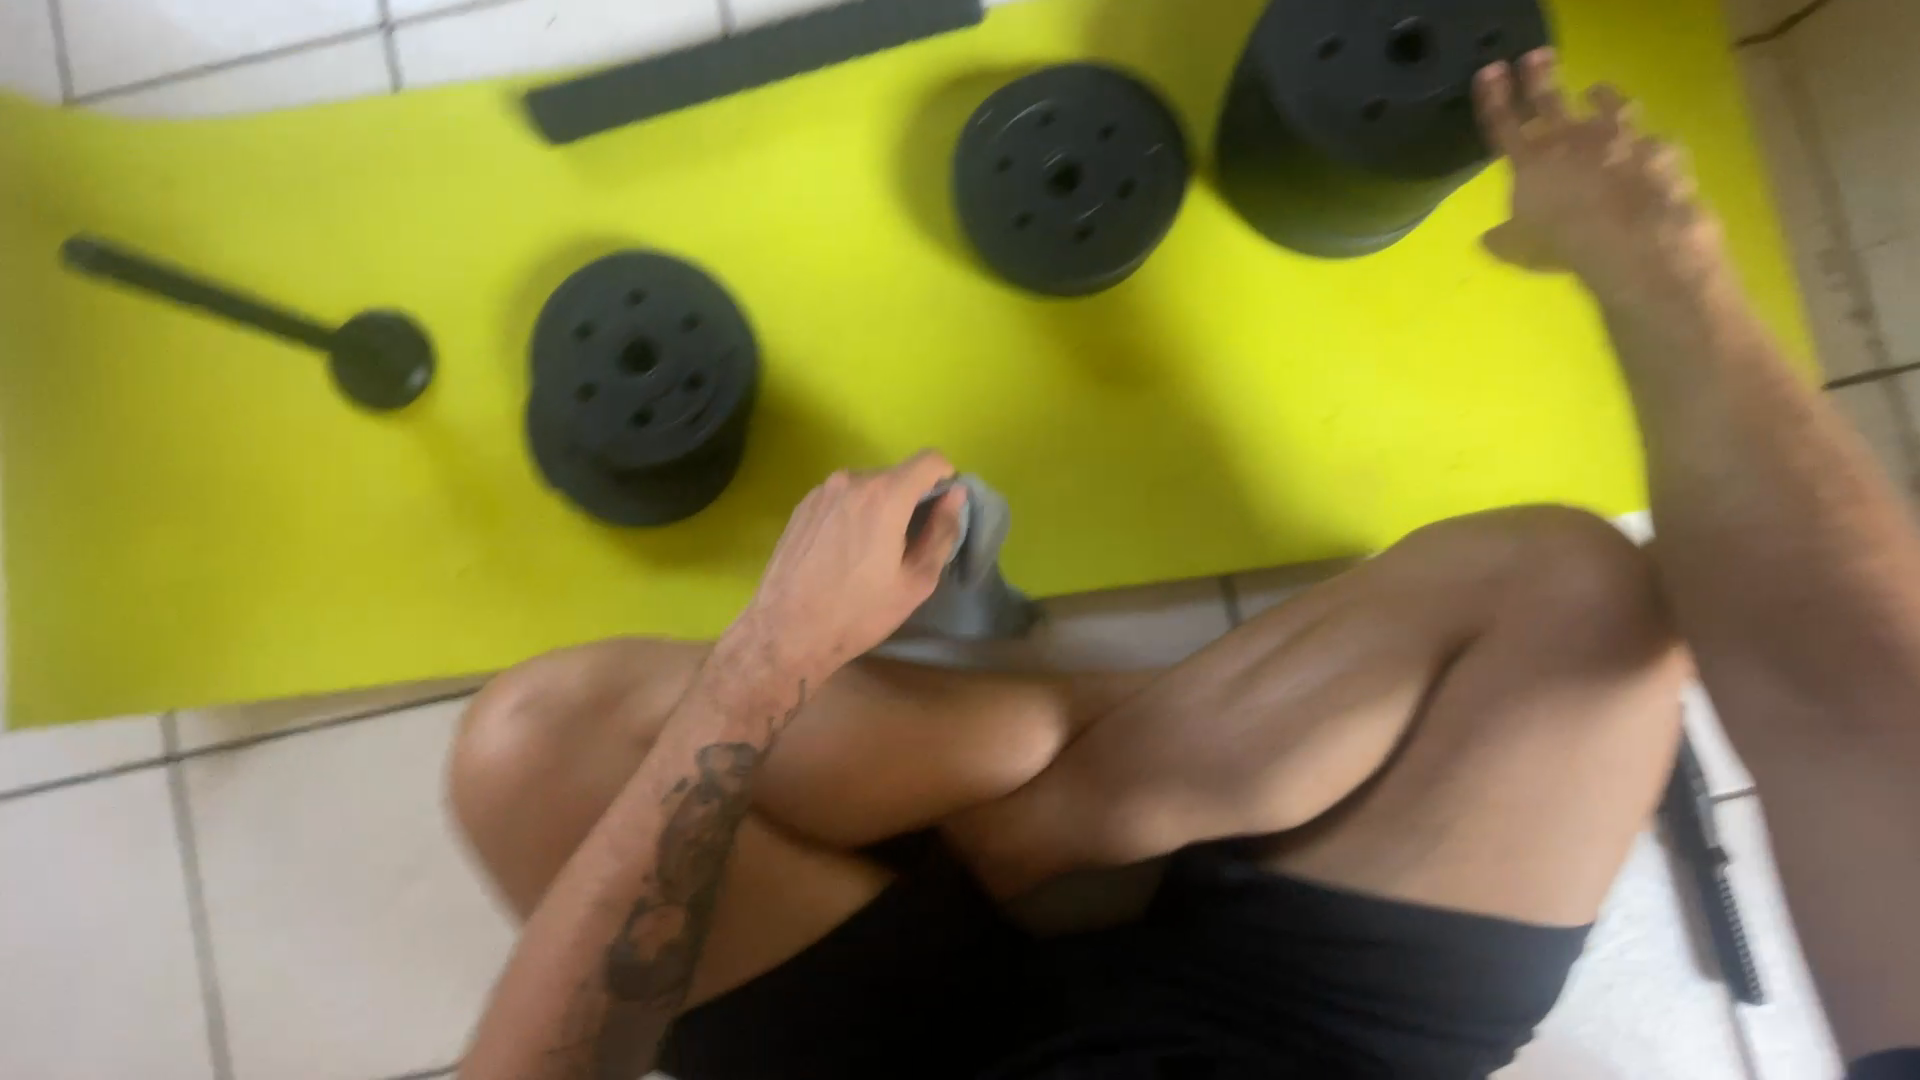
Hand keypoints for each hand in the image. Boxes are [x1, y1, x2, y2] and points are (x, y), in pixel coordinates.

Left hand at [729, 450, 967, 680]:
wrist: (787, 632)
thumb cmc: (859, 612)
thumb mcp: (917, 581)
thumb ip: (943, 531)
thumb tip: (956, 496)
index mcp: (885, 495)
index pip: (931, 460)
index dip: (945, 480)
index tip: (942, 511)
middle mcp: (851, 480)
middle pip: (898, 474)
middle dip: (912, 500)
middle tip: (908, 546)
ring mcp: (822, 490)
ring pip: (869, 486)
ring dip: (882, 508)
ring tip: (872, 553)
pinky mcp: (803, 505)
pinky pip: (844, 498)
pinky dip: (855, 514)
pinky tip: (844, 552)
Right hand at [1474, 49, 1727, 308]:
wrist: (1632, 234)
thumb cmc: (1560, 242)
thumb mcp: (1517, 248)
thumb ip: (1502, 237)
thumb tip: (1489, 237)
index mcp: (1529, 163)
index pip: (1503, 123)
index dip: (1494, 97)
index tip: (1490, 71)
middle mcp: (1570, 140)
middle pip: (1550, 100)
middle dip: (1539, 78)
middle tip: (1536, 56)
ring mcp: (1618, 137)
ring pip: (1607, 106)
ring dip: (1600, 96)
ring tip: (1596, 88)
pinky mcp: (1656, 146)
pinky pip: (1648, 138)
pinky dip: (1642, 141)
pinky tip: (1644, 143)